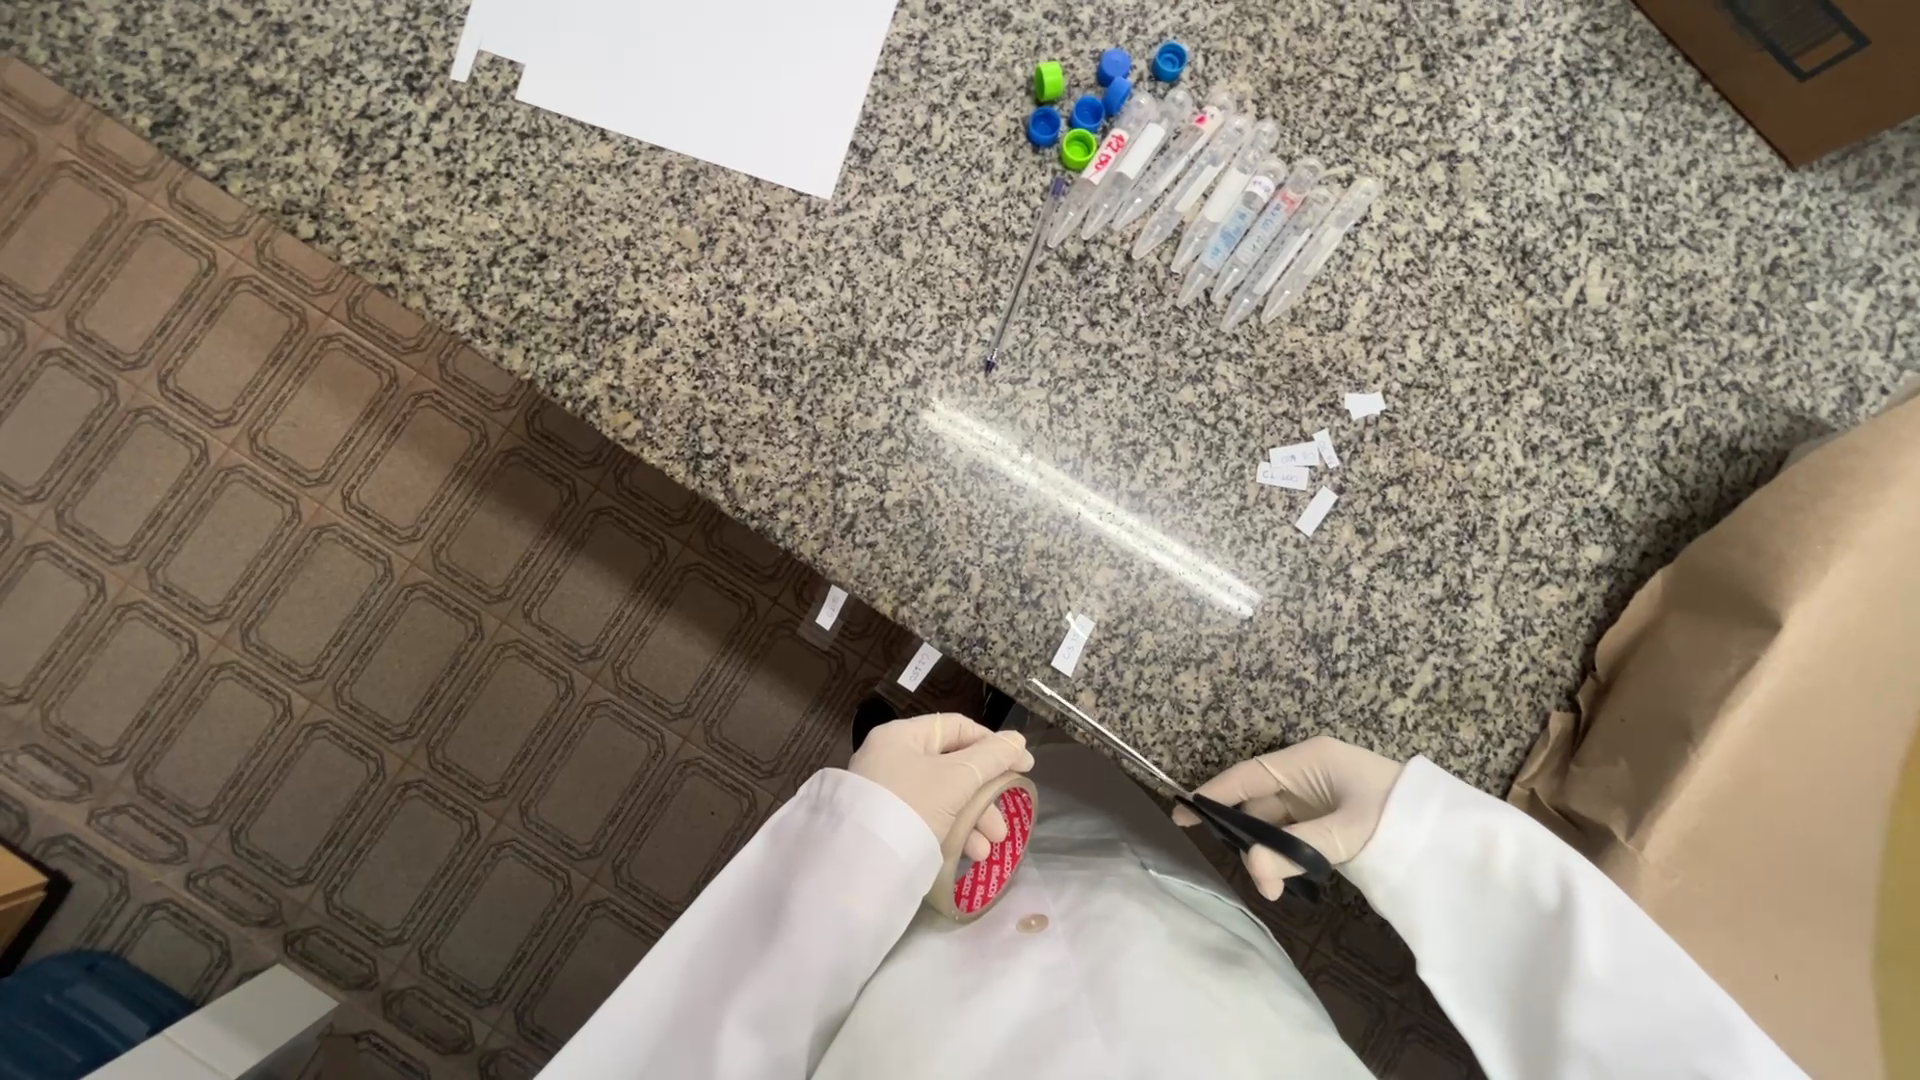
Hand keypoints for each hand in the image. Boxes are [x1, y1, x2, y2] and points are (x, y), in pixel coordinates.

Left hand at [850, 713, 1034, 860]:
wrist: (859, 865)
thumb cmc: (912, 806)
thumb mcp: (956, 779)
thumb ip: (991, 758)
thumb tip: (1017, 740)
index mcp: (903, 736)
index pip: (957, 727)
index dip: (993, 745)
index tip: (1023, 767)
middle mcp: (892, 758)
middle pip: (952, 765)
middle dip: (984, 794)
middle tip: (1004, 819)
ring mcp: (888, 792)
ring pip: (942, 795)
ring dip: (972, 819)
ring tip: (988, 847)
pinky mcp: (887, 823)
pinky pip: (927, 818)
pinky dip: (951, 832)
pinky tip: (969, 854)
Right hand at [1174, 735, 1403, 899]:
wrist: (1459, 839)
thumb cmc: (1401, 818)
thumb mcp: (1348, 833)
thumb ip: (1296, 850)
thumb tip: (1251, 869)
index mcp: (1309, 760)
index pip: (1248, 775)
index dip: (1214, 792)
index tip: (1184, 812)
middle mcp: (1308, 775)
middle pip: (1259, 802)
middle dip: (1245, 835)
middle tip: (1245, 871)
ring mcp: (1319, 799)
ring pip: (1275, 824)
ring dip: (1268, 853)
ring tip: (1272, 886)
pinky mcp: (1331, 822)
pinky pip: (1295, 837)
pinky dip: (1287, 857)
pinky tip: (1287, 879)